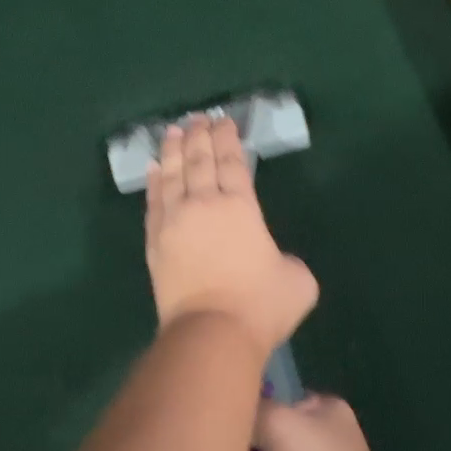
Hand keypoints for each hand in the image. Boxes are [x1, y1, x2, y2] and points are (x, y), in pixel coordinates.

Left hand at [143, 116, 316, 355]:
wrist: (211, 332)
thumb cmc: (260, 306)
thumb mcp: (297, 280)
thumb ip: (287, 260)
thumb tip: (273, 261)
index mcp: (240, 206)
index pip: (232, 161)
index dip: (228, 138)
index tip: (224, 122)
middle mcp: (204, 203)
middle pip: (199, 159)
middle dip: (199, 135)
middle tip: (198, 118)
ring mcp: (175, 220)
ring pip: (172, 174)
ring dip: (173, 149)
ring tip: (173, 130)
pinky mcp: (155, 241)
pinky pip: (153, 202)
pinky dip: (154, 182)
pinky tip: (154, 169)